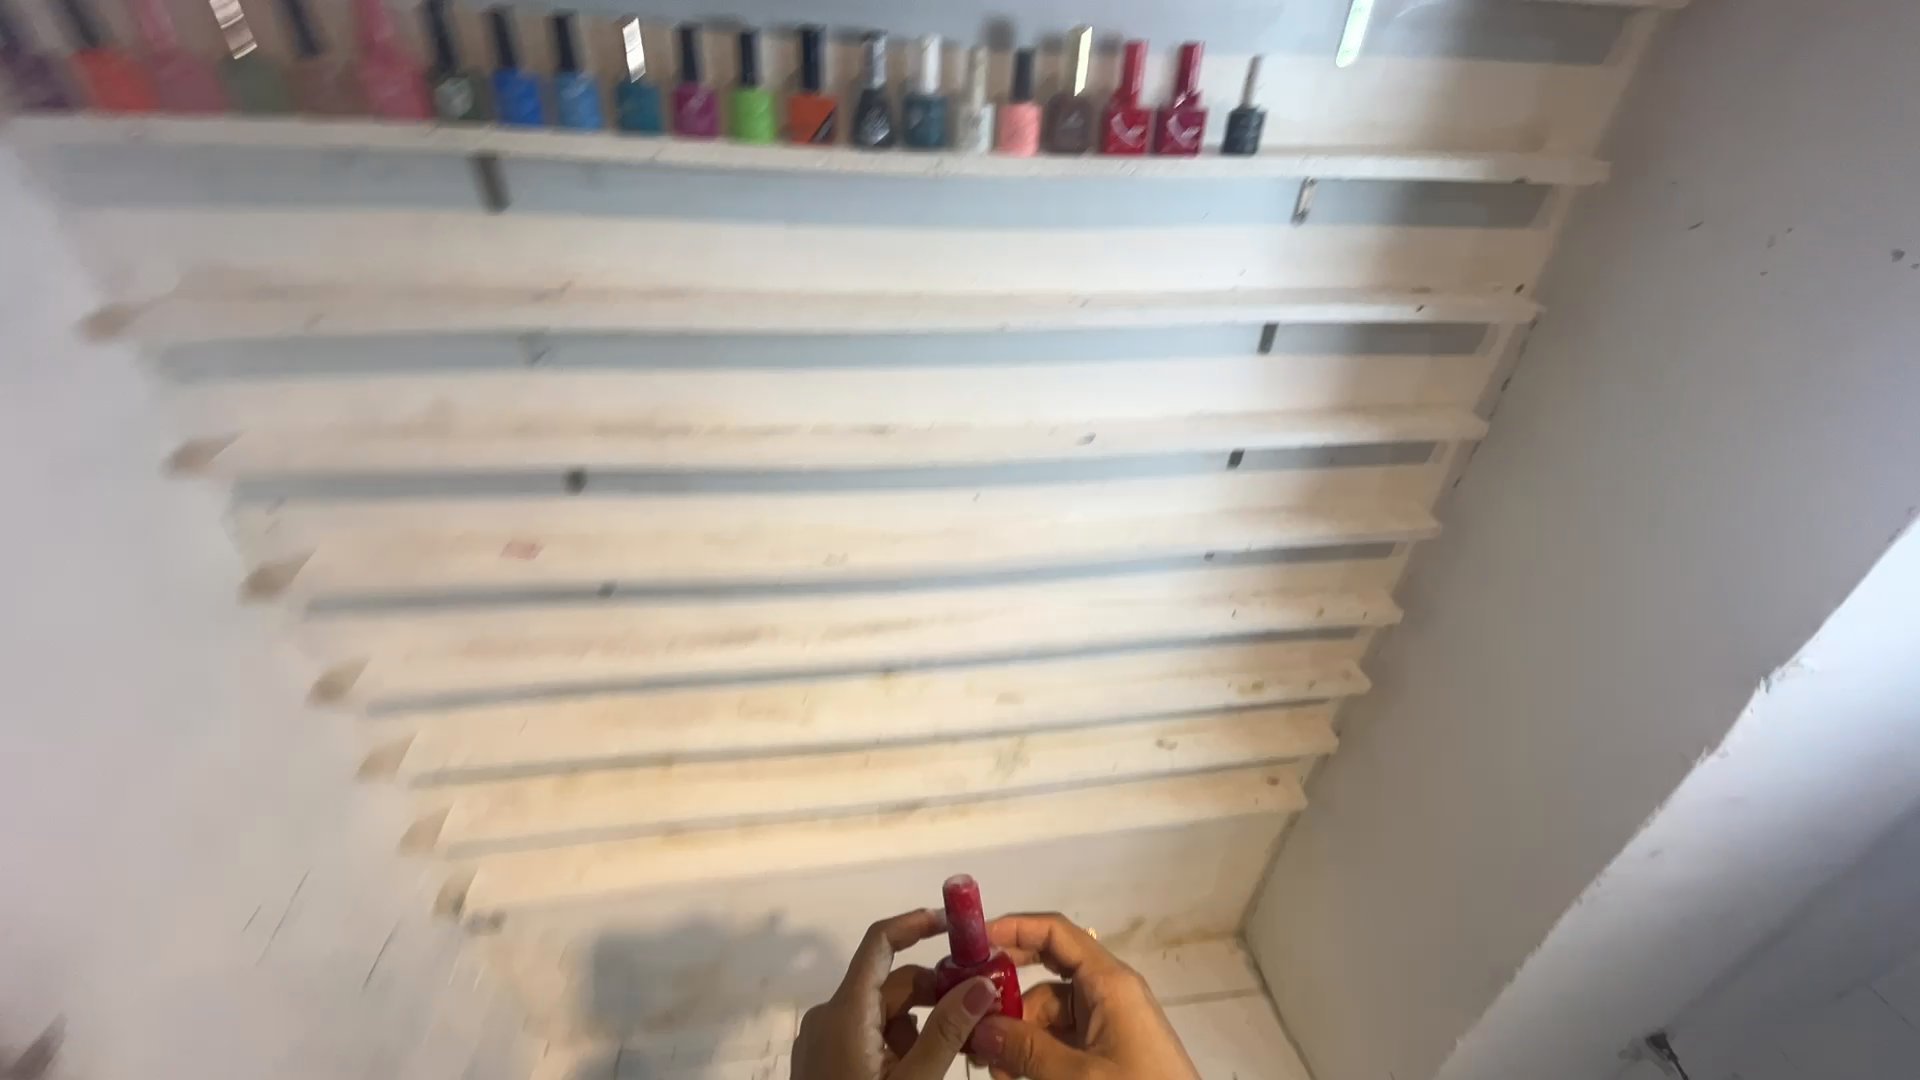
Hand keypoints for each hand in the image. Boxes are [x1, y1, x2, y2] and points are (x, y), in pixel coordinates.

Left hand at [792, 908, 1003, 1079]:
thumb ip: (948, 1031)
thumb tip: (983, 981)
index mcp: (845, 1010)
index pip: (880, 942)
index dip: (916, 923)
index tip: (955, 926)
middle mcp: (829, 1015)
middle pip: (891, 982)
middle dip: (936, 989)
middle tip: (980, 1005)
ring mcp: (825, 1040)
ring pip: (884, 1011)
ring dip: (923, 1020)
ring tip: (963, 1044)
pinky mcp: (826, 1063)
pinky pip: (870, 1034)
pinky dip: (901, 1040)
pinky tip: (929, 1066)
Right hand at [969, 913, 1199, 1079]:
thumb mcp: (1078, 1078)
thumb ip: (1025, 1049)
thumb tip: (975, 1025)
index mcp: (1109, 981)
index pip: (1055, 932)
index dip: (1014, 927)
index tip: (973, 942)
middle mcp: (1108, 992)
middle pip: (1047, 971)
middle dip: (1008, 989)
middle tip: (969, 1008)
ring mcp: (1107, 1025)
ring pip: (1048, 1012)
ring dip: (1016, 1033)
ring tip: (989, 1065)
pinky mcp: (1107, 1055)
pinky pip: (1060, 1041)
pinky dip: (1034, 1054)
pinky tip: (1010, 1077)